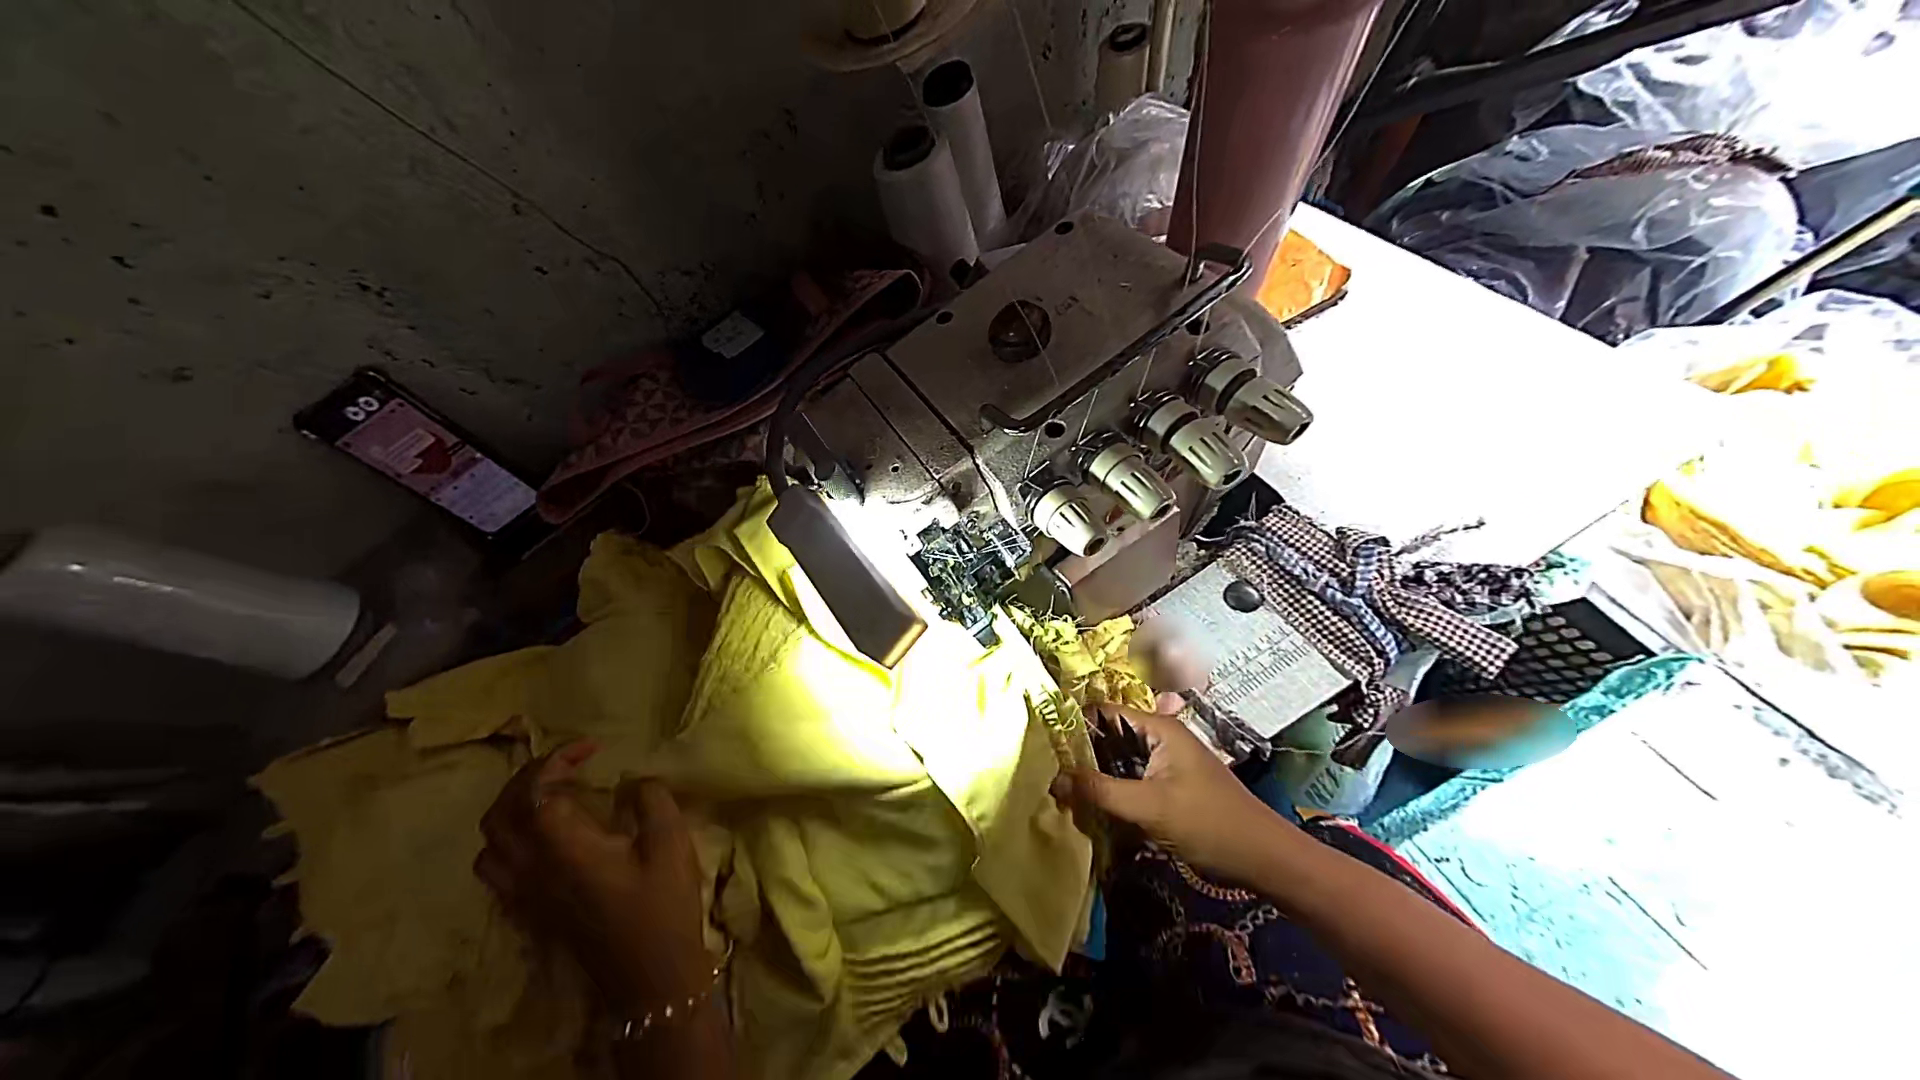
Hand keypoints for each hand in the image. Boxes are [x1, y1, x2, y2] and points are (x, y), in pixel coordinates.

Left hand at [475, 742, 712, 1012]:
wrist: (652, 975)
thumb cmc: (664, 905)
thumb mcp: (671, 843)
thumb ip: (651, 800)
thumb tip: (634, 780)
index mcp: (565, 849)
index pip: (537, 792)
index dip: (558, 760)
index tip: (591, 747)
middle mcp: (533, 869)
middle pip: (501, 813)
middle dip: (529, 776)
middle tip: (568, 763)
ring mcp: (526, 894)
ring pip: (490, 842)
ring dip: (512, 807)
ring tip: (549, 794)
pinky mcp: (530, 911)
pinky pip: (496, 869)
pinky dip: (508, 840)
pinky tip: (542, 837)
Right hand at [1052, 705, 1295, 884]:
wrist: (1264, 859)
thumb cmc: (1209, 823)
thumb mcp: (1148, 806)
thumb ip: (1099, 791)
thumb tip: (1054, 778)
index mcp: (1159, 728)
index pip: (1105, 713)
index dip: (1075, 725)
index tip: (1044, 744)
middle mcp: (1161, 738)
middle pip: (1109, 737)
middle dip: (1081, 755)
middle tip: (1047, 773)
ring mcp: (1166, 763)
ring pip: (1119, 762)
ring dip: (1095, 777)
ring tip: (1061, 791)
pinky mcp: (1168, 787)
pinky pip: (1131, 781)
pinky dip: (1112, 791)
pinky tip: (1090, 808)